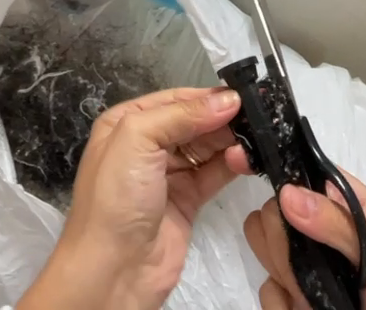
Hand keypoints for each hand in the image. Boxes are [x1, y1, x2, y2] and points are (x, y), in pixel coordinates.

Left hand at [16, 86, 242, 309]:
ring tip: (250, 141)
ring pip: (205, 147)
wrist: (113, 270)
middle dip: (219, 118)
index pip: (172, 99)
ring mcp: (167, 174)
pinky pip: (212, 174)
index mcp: (126, 122)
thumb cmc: (116, 197)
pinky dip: (230, 165)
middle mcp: (146, 144)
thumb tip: (227, 99)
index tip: (239, 95)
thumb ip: (182, 115)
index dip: (204, 96)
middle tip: (252, 117)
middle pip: (192, 121)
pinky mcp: (186, 200)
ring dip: (227, 141)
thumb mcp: (138, 139)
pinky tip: (244, 160)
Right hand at [230, 148, 365, 309]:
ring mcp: (300, 264)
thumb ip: (340, 223)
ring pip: (261, 245)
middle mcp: (315, 228)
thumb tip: (286, 194)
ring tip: (315, 297)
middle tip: (316, 267)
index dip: (286, 180)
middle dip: (285, 241)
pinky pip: (266, 291)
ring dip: (285, 275)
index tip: (283, 203)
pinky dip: (284, 306)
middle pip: (270, 210)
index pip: (300, 172)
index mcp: (343, 205)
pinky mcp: (289, 297)